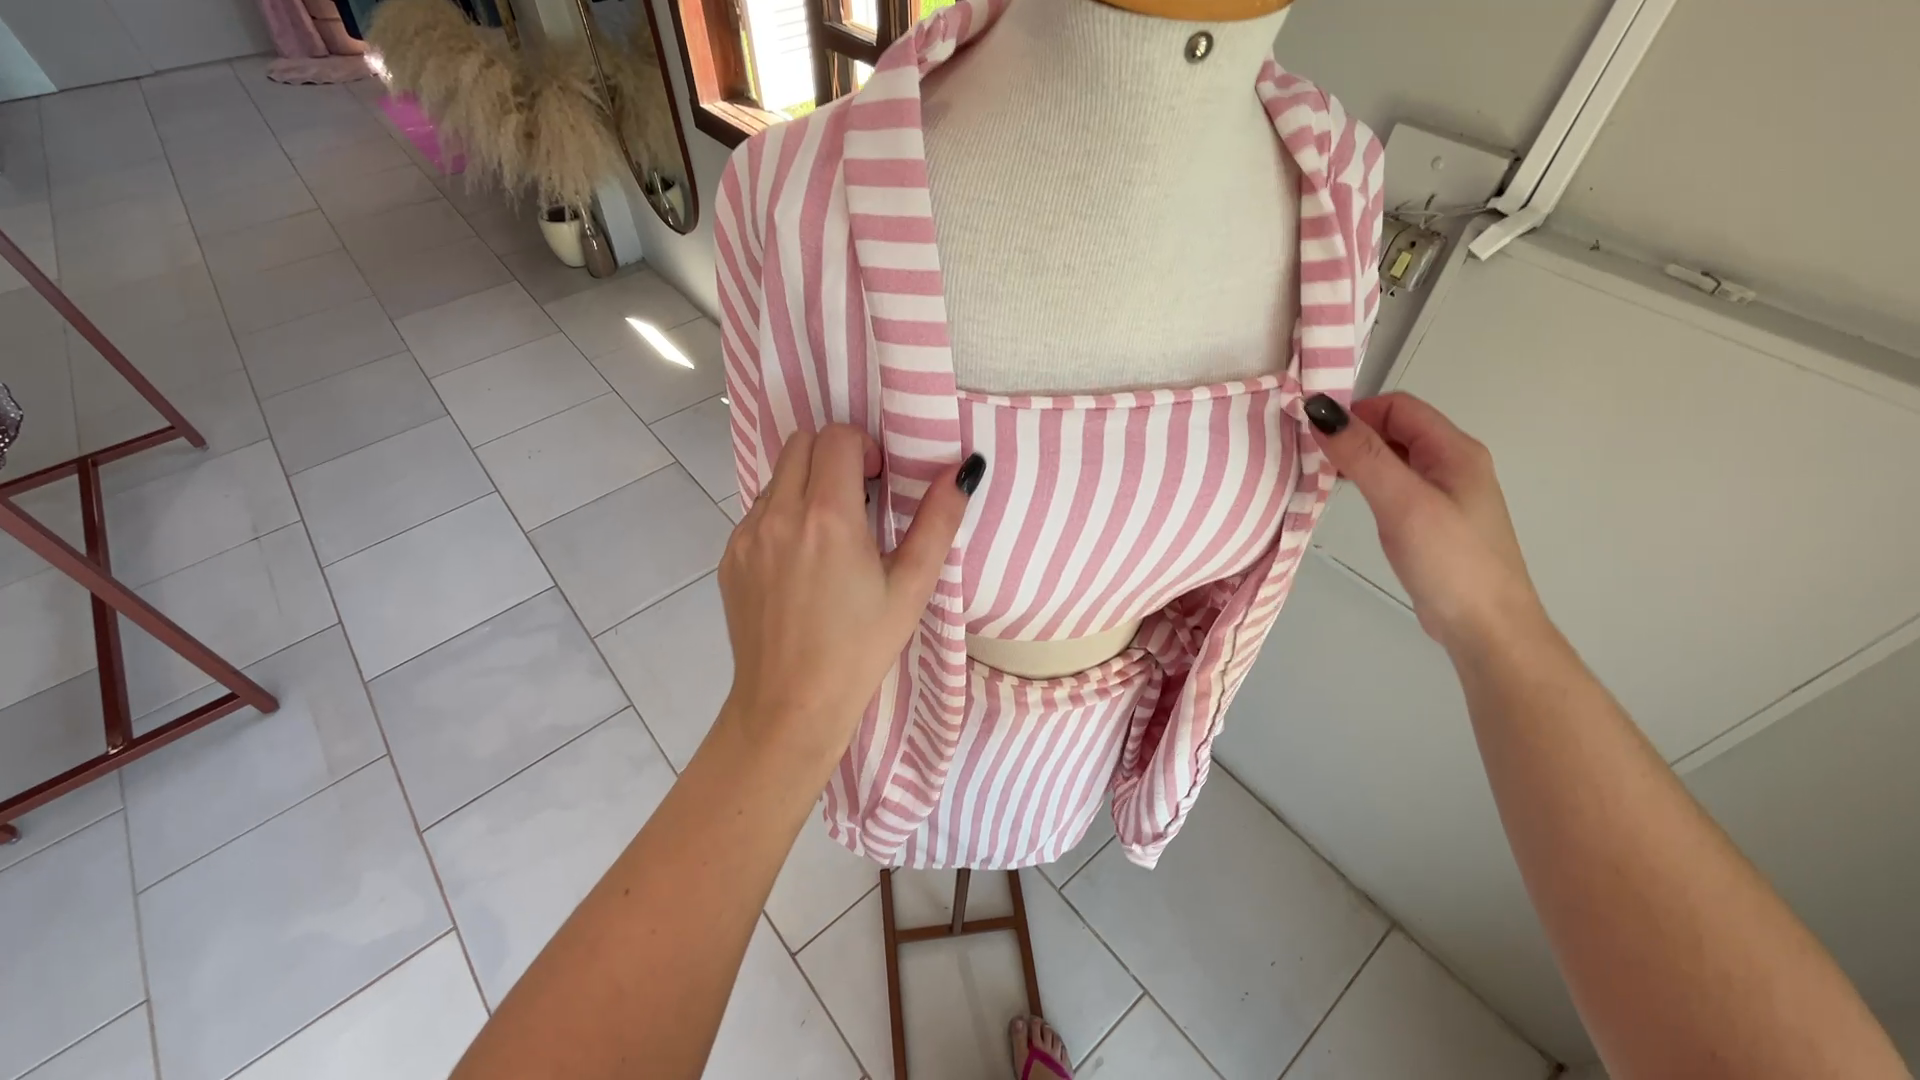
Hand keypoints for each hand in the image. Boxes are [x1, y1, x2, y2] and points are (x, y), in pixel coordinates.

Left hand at [717, 424, 979, 764]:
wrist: (790, 705)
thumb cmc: (861, 649)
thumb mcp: (911, 587)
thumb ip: (938, 520)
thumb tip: (962, 469)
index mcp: (827, 517)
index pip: (837, 438)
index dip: (864, 448)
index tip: (879, 482)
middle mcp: (779, 515)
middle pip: (801, 443)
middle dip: (833, 456)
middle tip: (858, 499)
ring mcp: (746, 536)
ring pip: (777, 478)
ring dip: (806, 486)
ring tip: (829, 537)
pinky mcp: (729, 558)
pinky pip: (757, 514)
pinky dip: (782, 518)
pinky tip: (801, 565)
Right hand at [1305, 392, 1544, 651]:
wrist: (1486, 627)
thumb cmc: (1449, 561)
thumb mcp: (1402, 502)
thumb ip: (1362, 455)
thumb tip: (1320, 410)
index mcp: (1454, 450)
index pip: (1398, 406)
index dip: (1356, 412)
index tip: (1315, 436)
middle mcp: (1453, 464)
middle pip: (1396, 429)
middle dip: (1353, 435)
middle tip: (1312, 458)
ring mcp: (1445, 494)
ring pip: (1394, 458)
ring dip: (1358, 460)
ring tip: (1323, 479)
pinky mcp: (1433, 521)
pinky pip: (1396, 486)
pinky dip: (1368, 484)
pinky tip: (1351, 504)